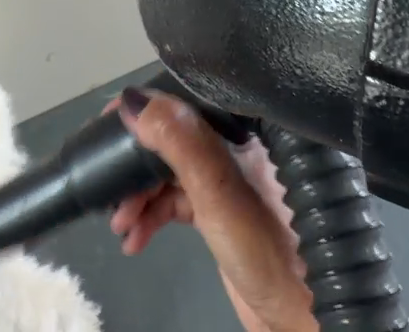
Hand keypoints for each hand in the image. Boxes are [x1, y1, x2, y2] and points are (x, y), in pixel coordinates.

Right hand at [108, 89, 317, 331]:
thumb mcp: (218, 193)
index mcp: (246, 129)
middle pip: (171, 139)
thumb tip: (132, 100)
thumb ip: (180, 143)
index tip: (110, 120)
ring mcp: (226, 181)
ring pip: (168, 173)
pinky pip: (175, 201)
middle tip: (106, 183)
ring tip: (119, 223)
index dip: (147, 106)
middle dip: (136, 164)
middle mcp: (237, 147)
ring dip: (139, 196)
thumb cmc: (269, 250)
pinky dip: (152, 216)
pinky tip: (134, 239)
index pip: (188, 100)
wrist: (302, 319)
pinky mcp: (217, 212)